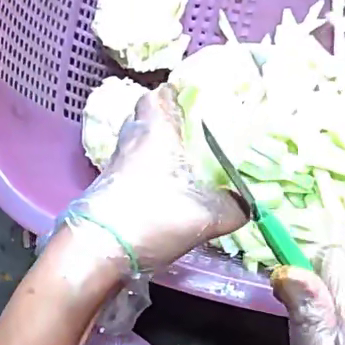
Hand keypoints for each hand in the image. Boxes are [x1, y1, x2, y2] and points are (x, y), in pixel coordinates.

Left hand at [61, 85, 245, 273]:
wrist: (97, 251)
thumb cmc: (152, 217)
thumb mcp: (206, 215)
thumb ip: (234, 208)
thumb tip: (247, 205)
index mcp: (154, 131)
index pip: (161, 95)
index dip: (177, 92)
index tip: (197, 98)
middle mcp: (131, 141)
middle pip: (146, 117)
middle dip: (167, 121)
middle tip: (193, 132)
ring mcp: (115, 166)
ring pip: (138, 145)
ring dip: (156, 150)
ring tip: (182, 163)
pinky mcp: (106, 190)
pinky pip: (131, 171)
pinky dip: (146, 174)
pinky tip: (164, 191)